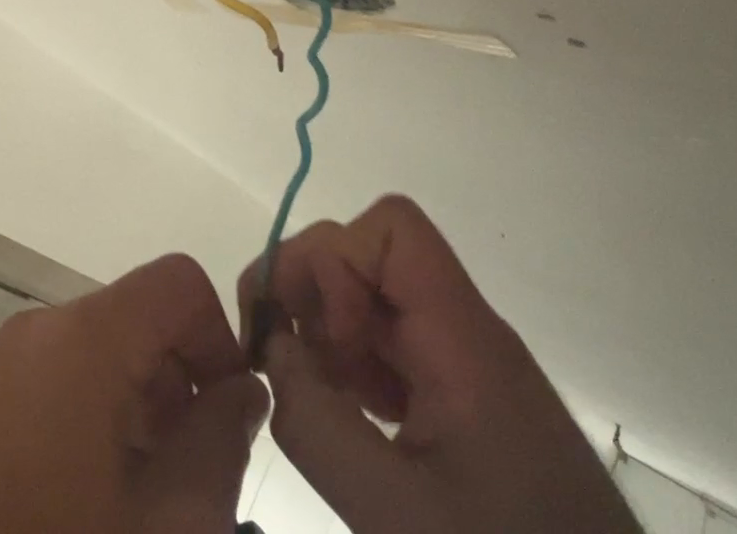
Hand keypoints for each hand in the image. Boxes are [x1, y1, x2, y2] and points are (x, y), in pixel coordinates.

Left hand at [0, 254, 269, 533]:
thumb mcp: (169, 516)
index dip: (220, 339)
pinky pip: (70, 374)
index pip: (177, 284)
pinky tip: (108, 487)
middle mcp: (41, 329)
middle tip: (196, 467)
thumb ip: (221, 439)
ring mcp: (9, 360)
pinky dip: (107, 412)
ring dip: (149, 404)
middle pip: (142, 318)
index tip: (229, 414)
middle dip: (185, 381)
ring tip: (153, 488)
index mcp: (83, 337)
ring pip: (108, 350)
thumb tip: (243, 389)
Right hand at [240, 195, 641, 533]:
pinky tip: (344, 416)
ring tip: (312, 396)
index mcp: (462, 342)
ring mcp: (460, 362)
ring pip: (369, 295)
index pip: (391, 231)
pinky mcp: (458, 392)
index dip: (333, 262)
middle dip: (307, 290)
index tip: (317, 338)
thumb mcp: (393, 511)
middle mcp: (462, 332)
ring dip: (321, 329)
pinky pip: (385, 341)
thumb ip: (314, 423)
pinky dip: (345, 363)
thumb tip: (274, 349)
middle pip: (368, 253)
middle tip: (278, 359)